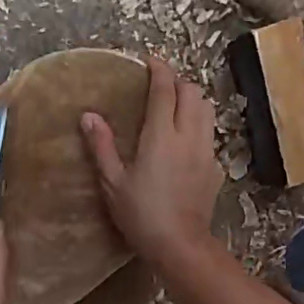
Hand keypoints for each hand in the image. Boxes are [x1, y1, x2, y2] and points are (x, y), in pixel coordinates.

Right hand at [80, 56, 222, 261]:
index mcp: (161, 136)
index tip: (149, 61)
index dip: (158, 70)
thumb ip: (102, 145)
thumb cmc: (140, 213)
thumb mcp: (112, 181)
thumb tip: (88, 116)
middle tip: (159, 83)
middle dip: (178, 81)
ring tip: (174, 104)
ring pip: (207, 110)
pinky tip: (182, 140)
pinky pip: (209, 134)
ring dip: (192, 99)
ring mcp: (206, 151)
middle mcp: (189, 136)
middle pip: (193, 93)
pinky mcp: (215, 168)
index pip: (165, 90)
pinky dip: (197, 124)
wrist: (179, 243)